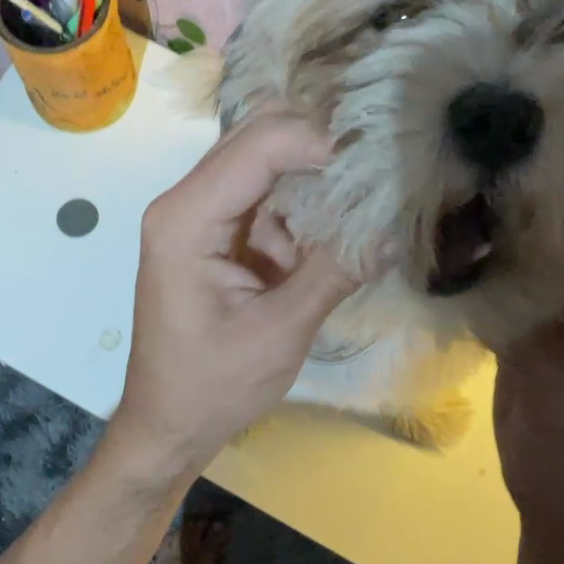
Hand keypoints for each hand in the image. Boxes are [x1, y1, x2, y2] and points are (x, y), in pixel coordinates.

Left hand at [107, 114, 359, 481]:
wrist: (169, 425)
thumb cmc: (213, 386)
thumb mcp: (280, 332)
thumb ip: (335, 272)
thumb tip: (394, 228)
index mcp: (186, 219)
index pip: (260, 144)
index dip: (322, 140)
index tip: (379, 162)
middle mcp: (185, 202)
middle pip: (257, 137)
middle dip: (319, 144)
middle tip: (378, 164)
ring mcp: (199, 218)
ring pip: (264, 164)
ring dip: (314, 176)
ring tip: (368, 192)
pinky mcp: (215, 238)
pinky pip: (264, 200)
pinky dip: (302, 206)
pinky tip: (339, 223)